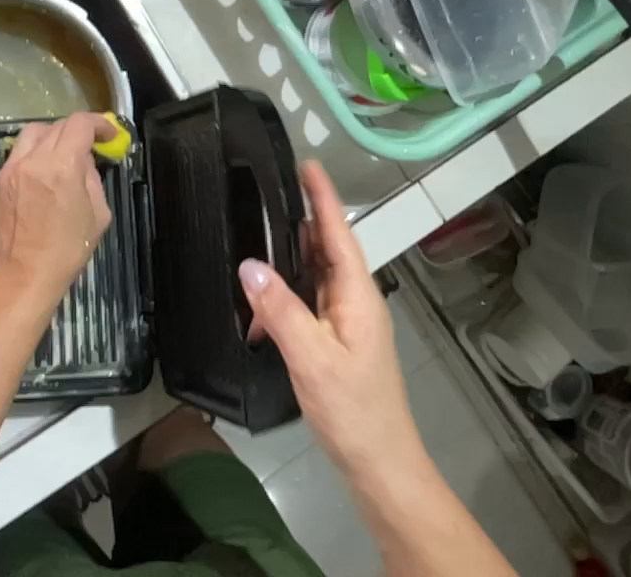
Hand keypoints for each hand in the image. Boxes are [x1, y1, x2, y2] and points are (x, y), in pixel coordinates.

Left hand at [0, 113, 117, 308]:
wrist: (24, 273)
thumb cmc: (67, 249)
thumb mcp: (98, 213)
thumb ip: (93, 178)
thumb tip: (85, 160)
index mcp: (63, 166)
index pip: (80, 124)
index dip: (98, 123)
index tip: (108, 134)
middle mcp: (34, 159)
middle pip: (58, 125)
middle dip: (77, 130)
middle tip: (89, 145)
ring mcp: (12, 167)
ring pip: (33, 132)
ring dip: (53, 135)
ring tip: (63, 153)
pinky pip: (18, 152)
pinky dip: (34, 152)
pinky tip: (42, 170)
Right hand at [239, 160, 419, 473]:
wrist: (381, 465)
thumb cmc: (353, 410)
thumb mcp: (311, 358)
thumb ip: (280, 309)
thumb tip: (249, 265)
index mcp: (357, 295)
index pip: (337, 234)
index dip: (322, 198)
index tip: (308, 165)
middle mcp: (355, 301)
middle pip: (326, 250)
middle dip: (296, 227)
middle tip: (261, 204)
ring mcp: (348, 323)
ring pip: (314, 278)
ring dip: (285, 268)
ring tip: (252, 256)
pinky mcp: (338, 343)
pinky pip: (308, 305)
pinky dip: (283, 301)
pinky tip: (259, 314)